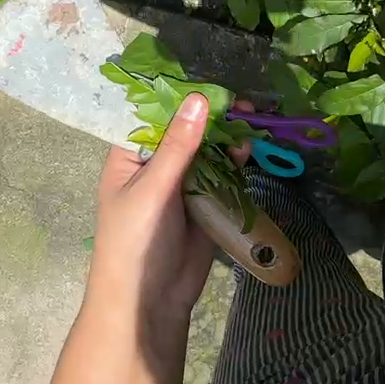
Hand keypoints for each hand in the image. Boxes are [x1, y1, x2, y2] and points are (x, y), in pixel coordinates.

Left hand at [83, 93, 243, 362]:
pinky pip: (223, 173)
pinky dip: (236, 159)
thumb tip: (199, 98)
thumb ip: (179, 145)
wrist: (150, 302)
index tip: (212, 81)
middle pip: (188, 129)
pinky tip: (248, 148)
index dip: (183, 97)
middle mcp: (157, 165)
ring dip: (228, 135)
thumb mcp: (153, 189)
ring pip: (209, 149)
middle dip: (213, 115)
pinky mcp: (206, 200)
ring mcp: (183, 183)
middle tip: (243, 102)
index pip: (156, 115)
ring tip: (253, 118)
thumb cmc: (134, 242)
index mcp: (131, 156)